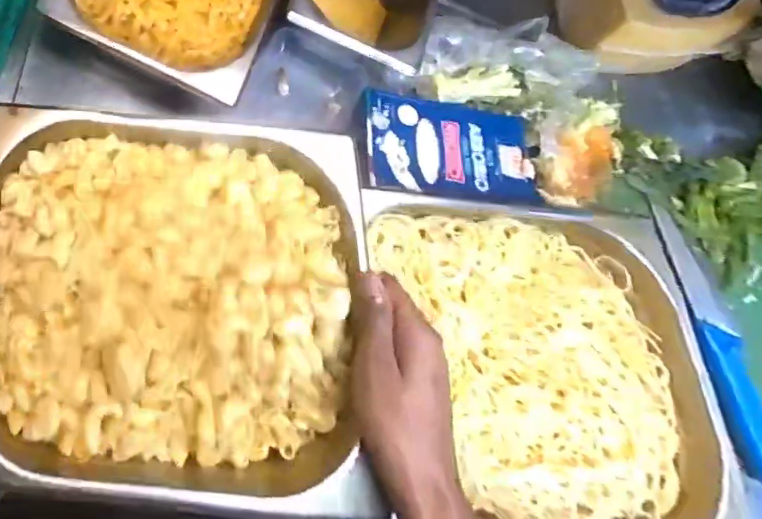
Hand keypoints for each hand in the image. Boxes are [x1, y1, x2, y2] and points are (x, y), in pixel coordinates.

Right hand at [352, 271, 471, 518]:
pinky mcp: (423, 384)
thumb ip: (373, 320)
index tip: (334, 293)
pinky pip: (397, 350)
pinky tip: (359, 367)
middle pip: (392, 305)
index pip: (390, 284)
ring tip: (340, 342)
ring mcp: (429, 365)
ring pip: (393, 329)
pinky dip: (377, 350)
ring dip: (368, 329)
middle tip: (332, 320)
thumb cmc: (393, 424)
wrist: (423, 486)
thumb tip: (369, 274)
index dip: (362, 282)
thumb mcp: (375, 367)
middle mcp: (430, 342)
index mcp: (419, 332)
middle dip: (363, 305)